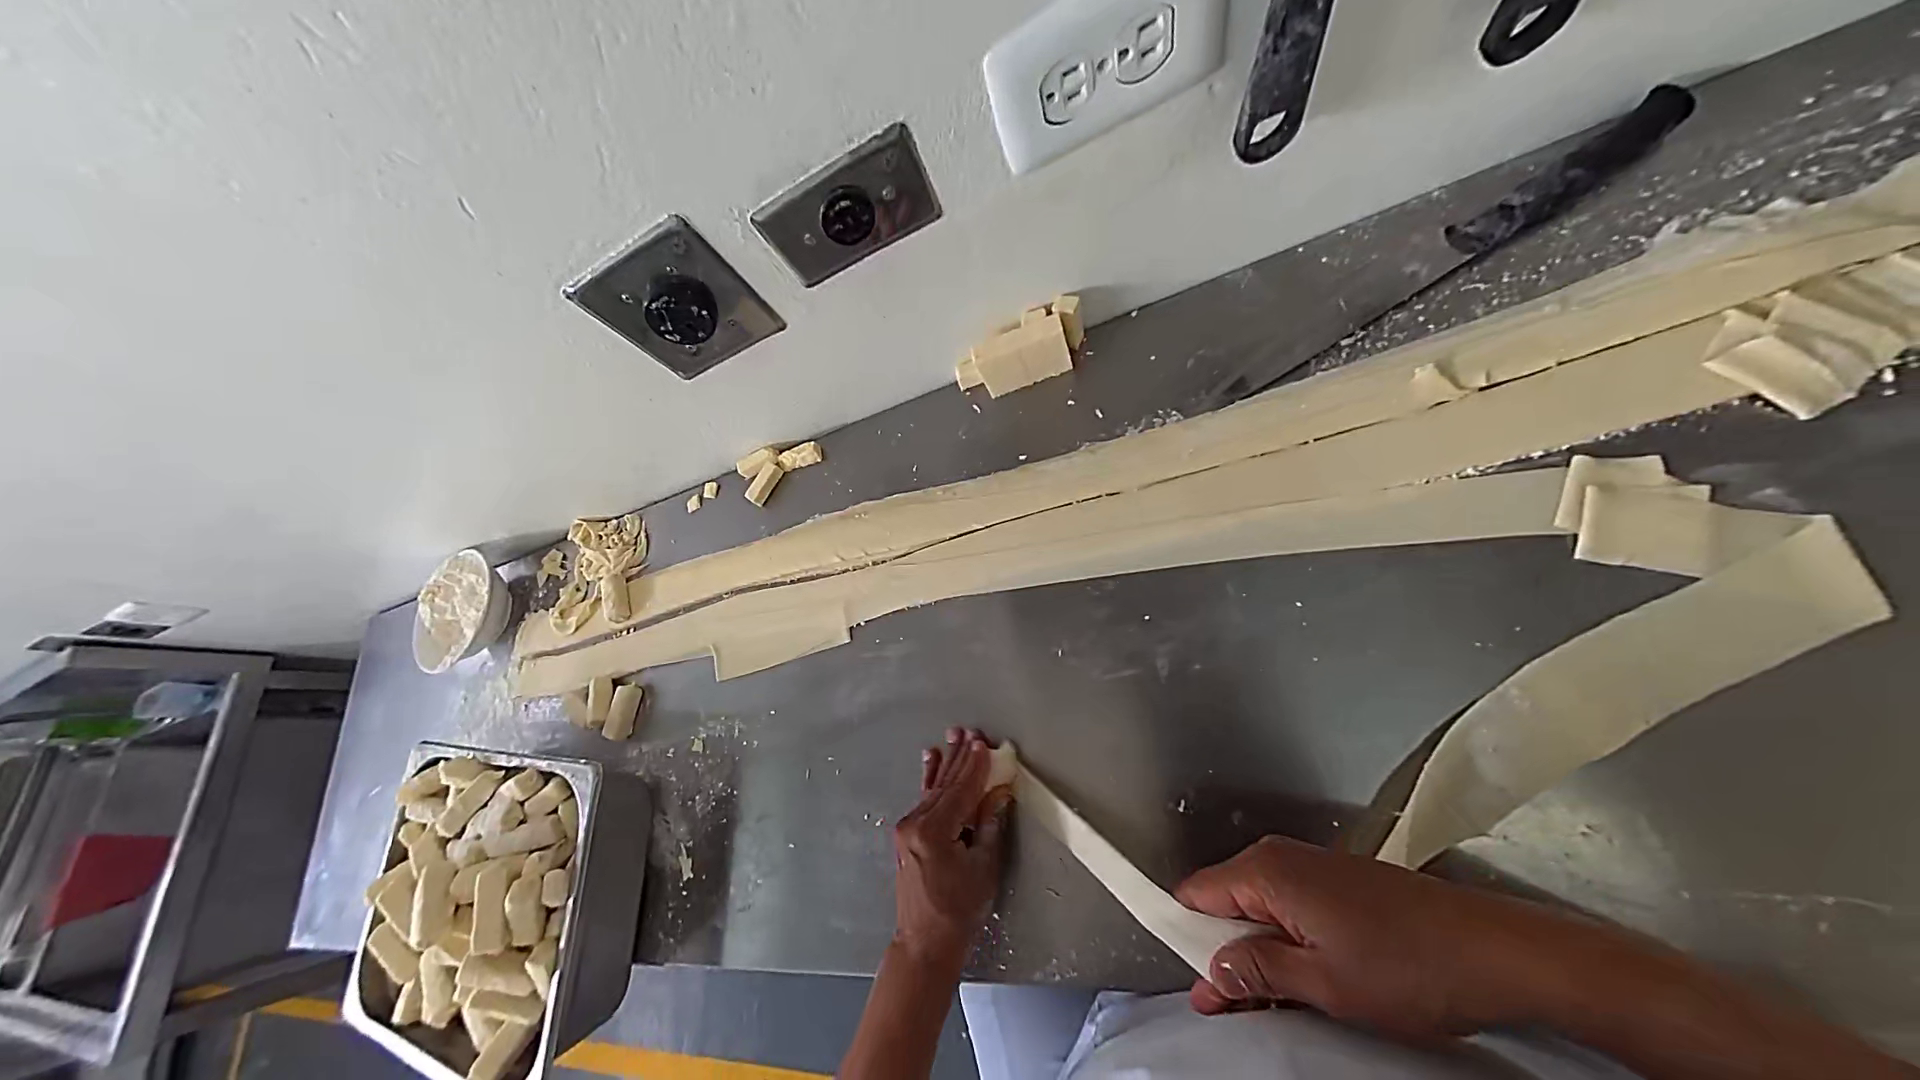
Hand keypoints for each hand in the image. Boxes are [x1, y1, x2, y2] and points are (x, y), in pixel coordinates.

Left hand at [890, 728, 1013, 962]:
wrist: (925, 942)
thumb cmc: (958, 911)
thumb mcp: (984, 866)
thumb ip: (989, 823)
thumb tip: (998, 792)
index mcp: (934, 831)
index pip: (962, 790)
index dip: (976, 767)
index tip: (986, 745)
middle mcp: (915, 823)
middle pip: (946, 783)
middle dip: (961, 757)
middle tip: (971, 733)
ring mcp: (907, 827)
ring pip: (934, 788)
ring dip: (948, 763)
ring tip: (954, 737)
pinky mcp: (906, 833)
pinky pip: (923, 798)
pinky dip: (931, 778)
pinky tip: (931, 760)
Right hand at [1175, 836, 1610, 1040]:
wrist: (1495, 950)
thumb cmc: (1409, 964)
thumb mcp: (1323, 983)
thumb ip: (1257, 970)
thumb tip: (1214, 970)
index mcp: (1266, 870)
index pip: (1194, 893)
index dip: (1185, 936)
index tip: (1196, 980)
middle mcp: (1279, 856)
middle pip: (1223, 900)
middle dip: (1224, 950)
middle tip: (1235, 1003)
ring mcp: (1309, 865)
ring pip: (1256, 907)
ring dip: (1257, 951)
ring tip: (1277, 998)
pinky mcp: (1333, 878)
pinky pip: (1286, 905)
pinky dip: (1284, 940)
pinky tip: (1304, 976)